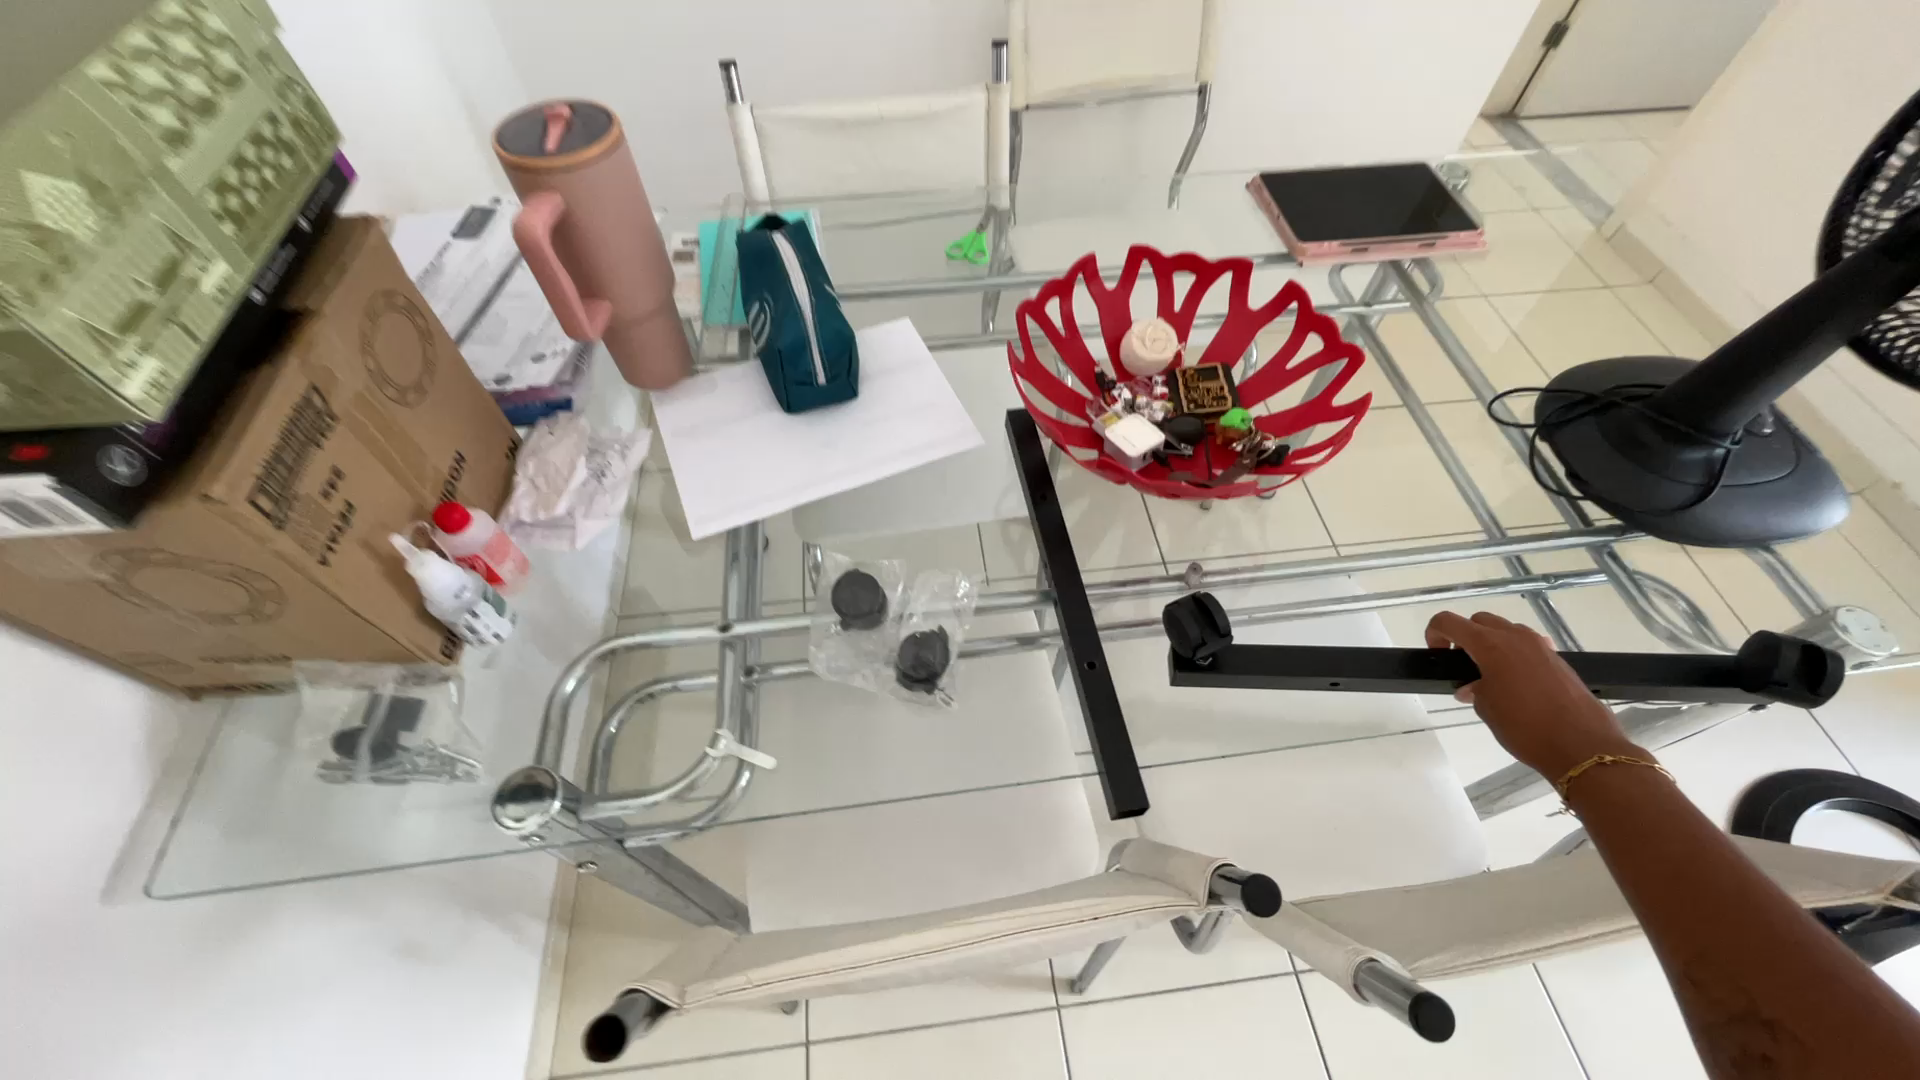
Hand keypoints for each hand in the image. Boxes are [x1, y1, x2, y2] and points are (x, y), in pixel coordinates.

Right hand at [1425, 610, 1640, 778]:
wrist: (1583, 747)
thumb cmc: (1524, 727)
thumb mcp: (1486, 709)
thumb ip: (1475, 689)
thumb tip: (1472, 688)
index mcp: (1490, 645)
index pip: (1448, 622)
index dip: (1434, 633)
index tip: (1438, 654)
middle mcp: (1516, 637)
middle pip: (1479, 620)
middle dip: (1465, 636)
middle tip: (1463, 665)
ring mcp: (1541, 646)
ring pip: (1506, 630)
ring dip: (1492, 643)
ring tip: (1491, 675)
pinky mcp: (1559, 659)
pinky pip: (1529, 645)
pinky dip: (1516, 654)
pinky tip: (1517, 680)